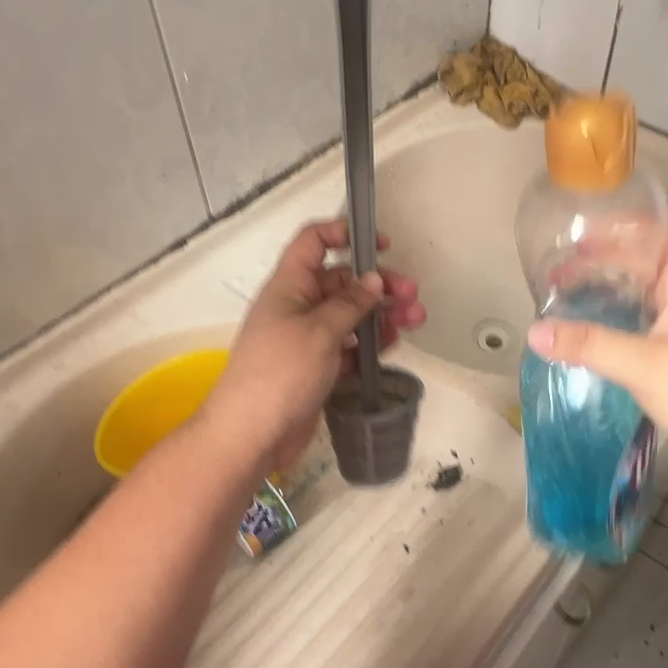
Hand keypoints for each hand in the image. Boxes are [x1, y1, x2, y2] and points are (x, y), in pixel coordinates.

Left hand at [200, 219, 425, 473]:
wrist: (252, 434)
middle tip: (411, 295)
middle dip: (378, 285)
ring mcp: (308, 339)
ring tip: (415, 320)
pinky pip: (350, 347)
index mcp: (289, 286)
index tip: (380, 244)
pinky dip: (371, 344)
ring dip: (382, 314)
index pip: (313, 242)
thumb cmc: (280, 373)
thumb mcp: (319, 331)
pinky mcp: (318, 368)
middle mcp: (298, 307)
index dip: (344, 233)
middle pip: (342, 282)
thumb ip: (350, 303)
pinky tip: (393, 345)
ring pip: (351, 316)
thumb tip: (373, 280)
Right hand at [525, 226, 667, 479]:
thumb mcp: (645, 366)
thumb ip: (590, 345)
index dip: (622, 227)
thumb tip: (536, 332)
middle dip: (607, 261)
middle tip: (560, 267)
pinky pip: (651, 322)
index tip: (580, 233)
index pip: (662, 232)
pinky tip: (593, 331)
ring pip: (649, 293)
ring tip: (569, 294)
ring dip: (614, 290)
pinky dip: (623, 318)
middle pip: (650, 261)